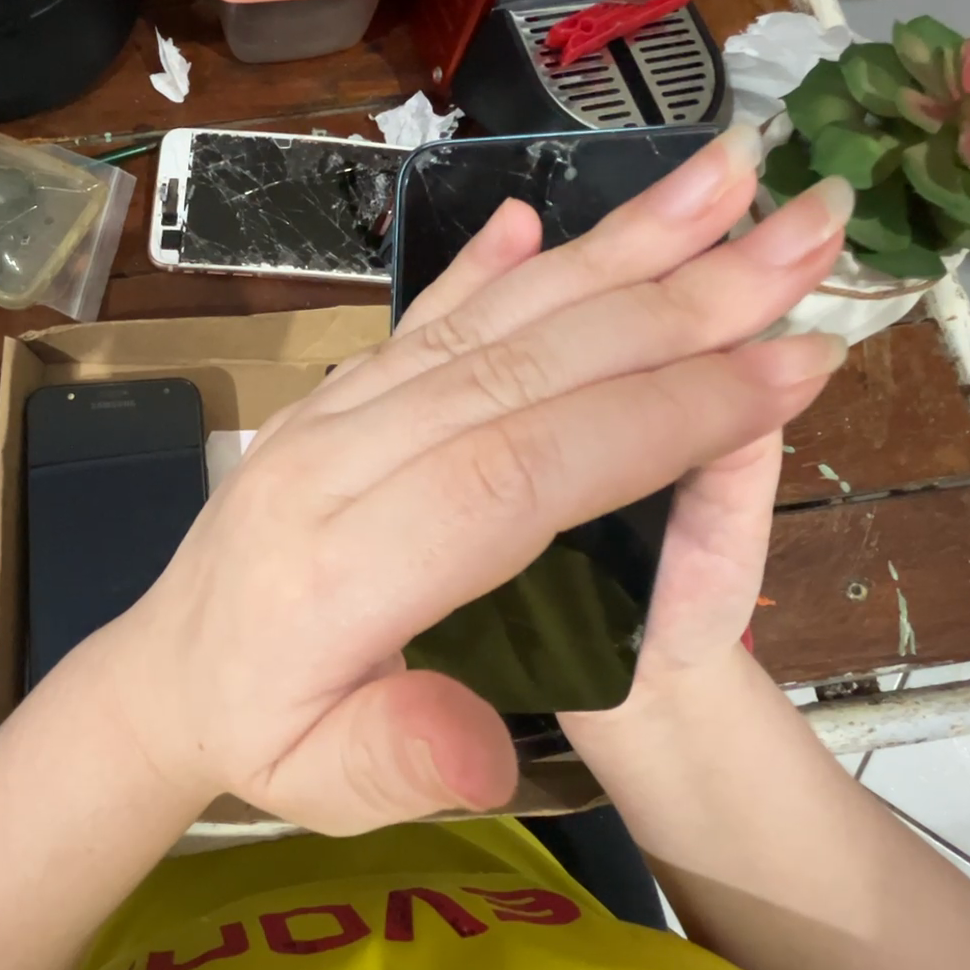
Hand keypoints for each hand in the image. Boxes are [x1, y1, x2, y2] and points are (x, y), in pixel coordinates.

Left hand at [84, 126, 853, 836]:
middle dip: (665, 306)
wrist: (165, 672)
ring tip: (714, 185)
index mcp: (340, 573)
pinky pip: (406, 329)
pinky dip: (475, 273)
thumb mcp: (320, 784)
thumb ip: (400, 761)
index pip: (512, 474)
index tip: (786, 368)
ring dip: (599, 257)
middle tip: (804, 234)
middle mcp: (326, 469)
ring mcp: (318, 423)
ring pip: (471, 330)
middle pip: (508, 375)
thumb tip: (483, 745)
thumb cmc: (256, 733)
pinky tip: (530, 223)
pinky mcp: (318, 408)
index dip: (650, 419)